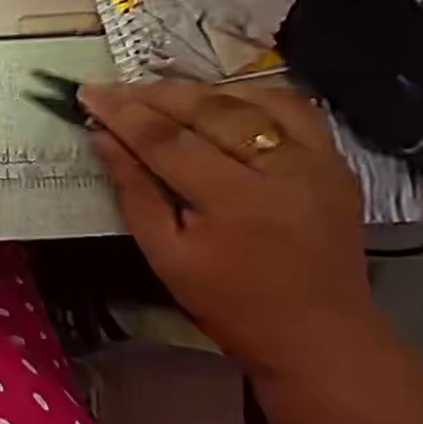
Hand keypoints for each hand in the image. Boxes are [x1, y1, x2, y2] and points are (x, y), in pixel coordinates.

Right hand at [79, 82, 378, 375]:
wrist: (317, 335)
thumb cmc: (229, 302)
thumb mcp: (164, 255)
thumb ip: (133, 191)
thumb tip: (103, 139)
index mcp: (236, 200)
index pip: (168, 140)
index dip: (123, 114)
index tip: (88, 95)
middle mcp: (283, 168)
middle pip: (209, 110)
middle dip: (151, 95)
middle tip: (110, 88)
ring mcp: (318, 160)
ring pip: (251, 99)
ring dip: (196, 91)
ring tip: (155, 93)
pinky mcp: (335, 161)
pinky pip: (292, 108)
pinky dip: (247, 96)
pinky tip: (216, 101)